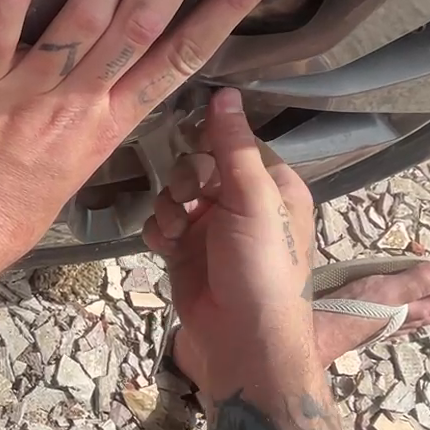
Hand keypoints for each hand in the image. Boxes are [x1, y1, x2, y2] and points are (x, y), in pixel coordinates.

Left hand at [0, 0, 288, 272]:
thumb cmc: (18, 205)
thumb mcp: (78, 162)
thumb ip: (101, 111)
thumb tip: (123, 72)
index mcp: (110, 124)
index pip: (181, 56)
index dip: (227, 4)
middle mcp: (80, 103)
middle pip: (144, 20)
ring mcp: (30, 92)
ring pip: (83, 17)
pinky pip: (1, 31)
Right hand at [142, 87, 318, 389]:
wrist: (239, 336)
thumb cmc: (261, 266)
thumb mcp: (253, 200)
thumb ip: (233, 146)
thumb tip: (224, 92)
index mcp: (271, 185)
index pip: (233, 143)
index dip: (210, 144)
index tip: (196, 149)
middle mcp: (240, 202)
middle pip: (195, 166)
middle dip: (184, 181)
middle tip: (189, 200)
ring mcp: (209, 228)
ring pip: (172, 194)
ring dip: (167, 208)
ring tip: (177, 231)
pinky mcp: (183, 251)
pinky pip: (159, 225)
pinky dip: (158, 232)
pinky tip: (165, 246)